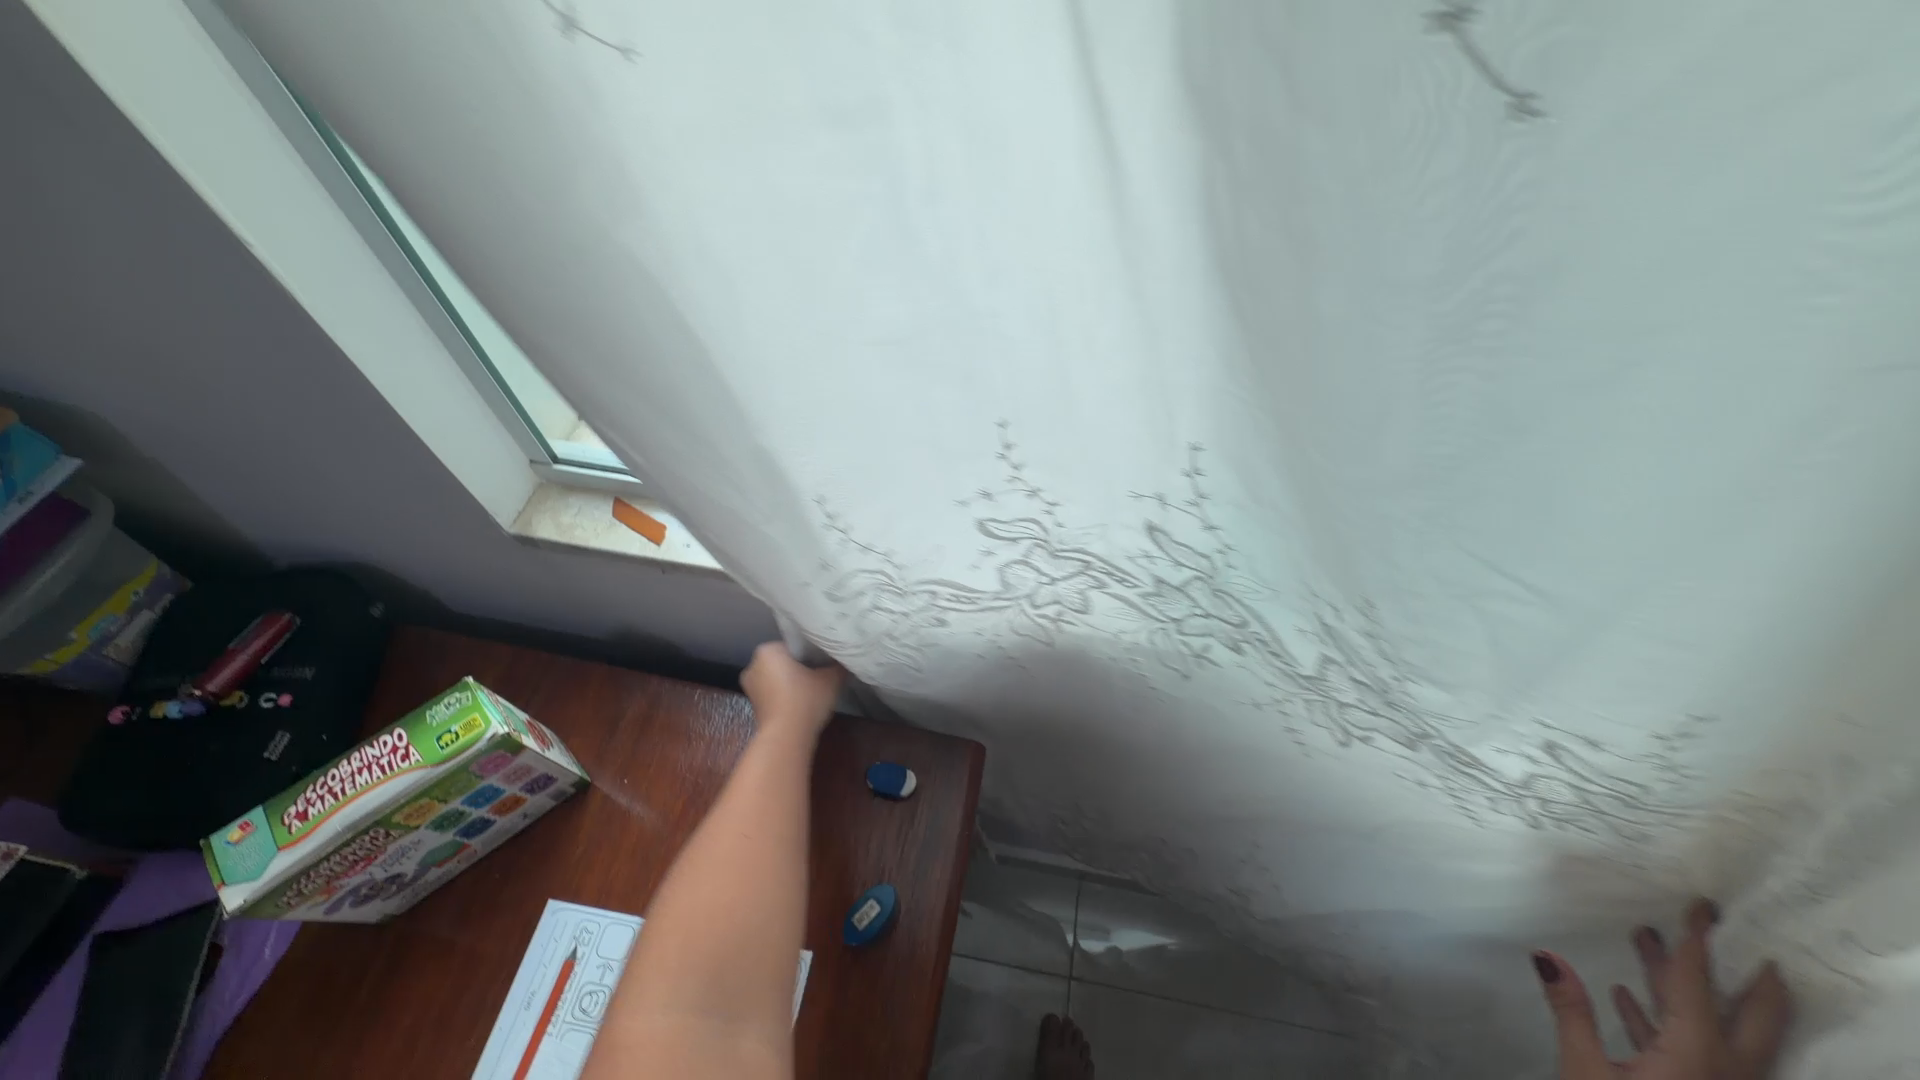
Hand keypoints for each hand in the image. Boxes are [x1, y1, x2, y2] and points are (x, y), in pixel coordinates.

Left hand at [740, 641, 842, 740]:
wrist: (786, 737)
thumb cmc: (805, 699)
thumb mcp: (831, 679)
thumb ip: (838, 665)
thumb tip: (845, 660)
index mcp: (767, 650)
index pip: (793, 645)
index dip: (810, 653)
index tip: (824, 662)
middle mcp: (753, 665)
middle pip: (783, 661)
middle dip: (799, 667)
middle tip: (820, 674)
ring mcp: (750, 687)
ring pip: (777, 678)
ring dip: (791, 682)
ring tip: (812, 690)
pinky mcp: (753, 706)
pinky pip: (773, 694)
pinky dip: (785, 696)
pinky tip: (801, 703)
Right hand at [1535, 898, 1791, 1078]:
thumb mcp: (1585, 1073)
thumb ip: (1571, 1012)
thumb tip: (1546, 956)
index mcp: (1697, 1055)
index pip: (1698, 983)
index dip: (1697, 941)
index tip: (1702, 906)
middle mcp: (1725, 1069)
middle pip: (1750, 1012)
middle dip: (1737, 968)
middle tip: (1725, 928)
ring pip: (1718, 1027)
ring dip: (1687, 986)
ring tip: (1647, 943)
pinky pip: (1695, 1049)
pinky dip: (1664, 1018)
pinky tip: (1628, 1000)